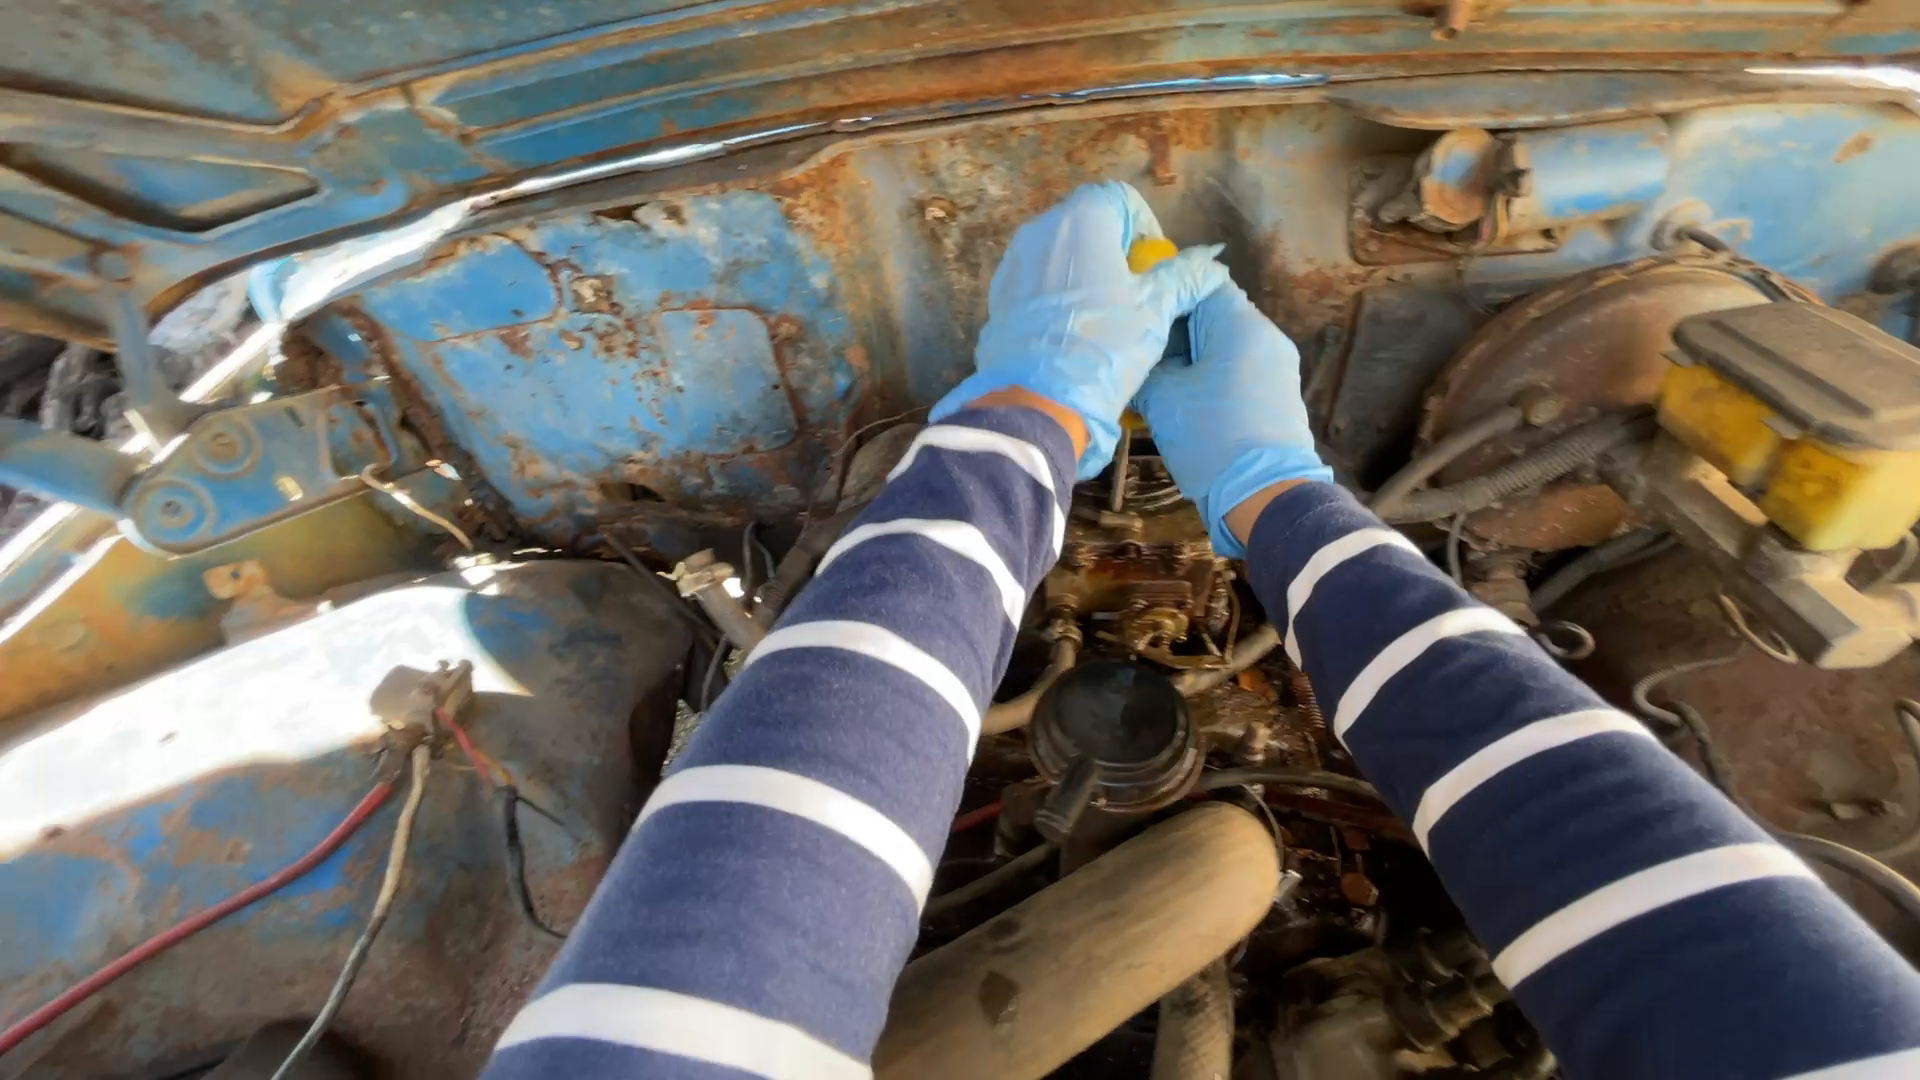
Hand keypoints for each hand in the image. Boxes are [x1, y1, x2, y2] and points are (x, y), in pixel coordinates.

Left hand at [932, 181, 1228, 478]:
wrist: (1039, 399)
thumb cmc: (1104, 346)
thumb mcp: (1156, 309)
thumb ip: (1184, 275)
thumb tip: (1208, 258)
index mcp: (1081, 219)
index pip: (1120, 200)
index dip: (1143, 228)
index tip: (1151, 266)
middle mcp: (1040, 230)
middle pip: (1085, 224)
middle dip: (1111, 249)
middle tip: (1130, 290)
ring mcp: (1013, 264)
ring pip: (1058, 254)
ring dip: (1082, 271)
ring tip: (1099, 313)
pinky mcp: (997, 297)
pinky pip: (1035, 282)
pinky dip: (1054, 294)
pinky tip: (1068, 329)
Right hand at [1132, 283, 1332, 555]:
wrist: (1263, 496)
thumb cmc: (1211, 437)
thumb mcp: (1164, 399)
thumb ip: (1145, 369)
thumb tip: (1135, 359)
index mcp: (1241, 325)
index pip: (1202, 282)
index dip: (1165, 289)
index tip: (1133, 310)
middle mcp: (1264, 338)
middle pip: (1209, 315)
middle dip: (1170, 330)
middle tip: (1133, 347)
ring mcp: (1272, 368)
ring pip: (1218, 346)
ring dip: (1182, 358)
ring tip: (1148, 376)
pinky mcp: (1270, 396)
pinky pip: (1231, 372)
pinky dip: (1201, 377)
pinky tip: (1173, 398)